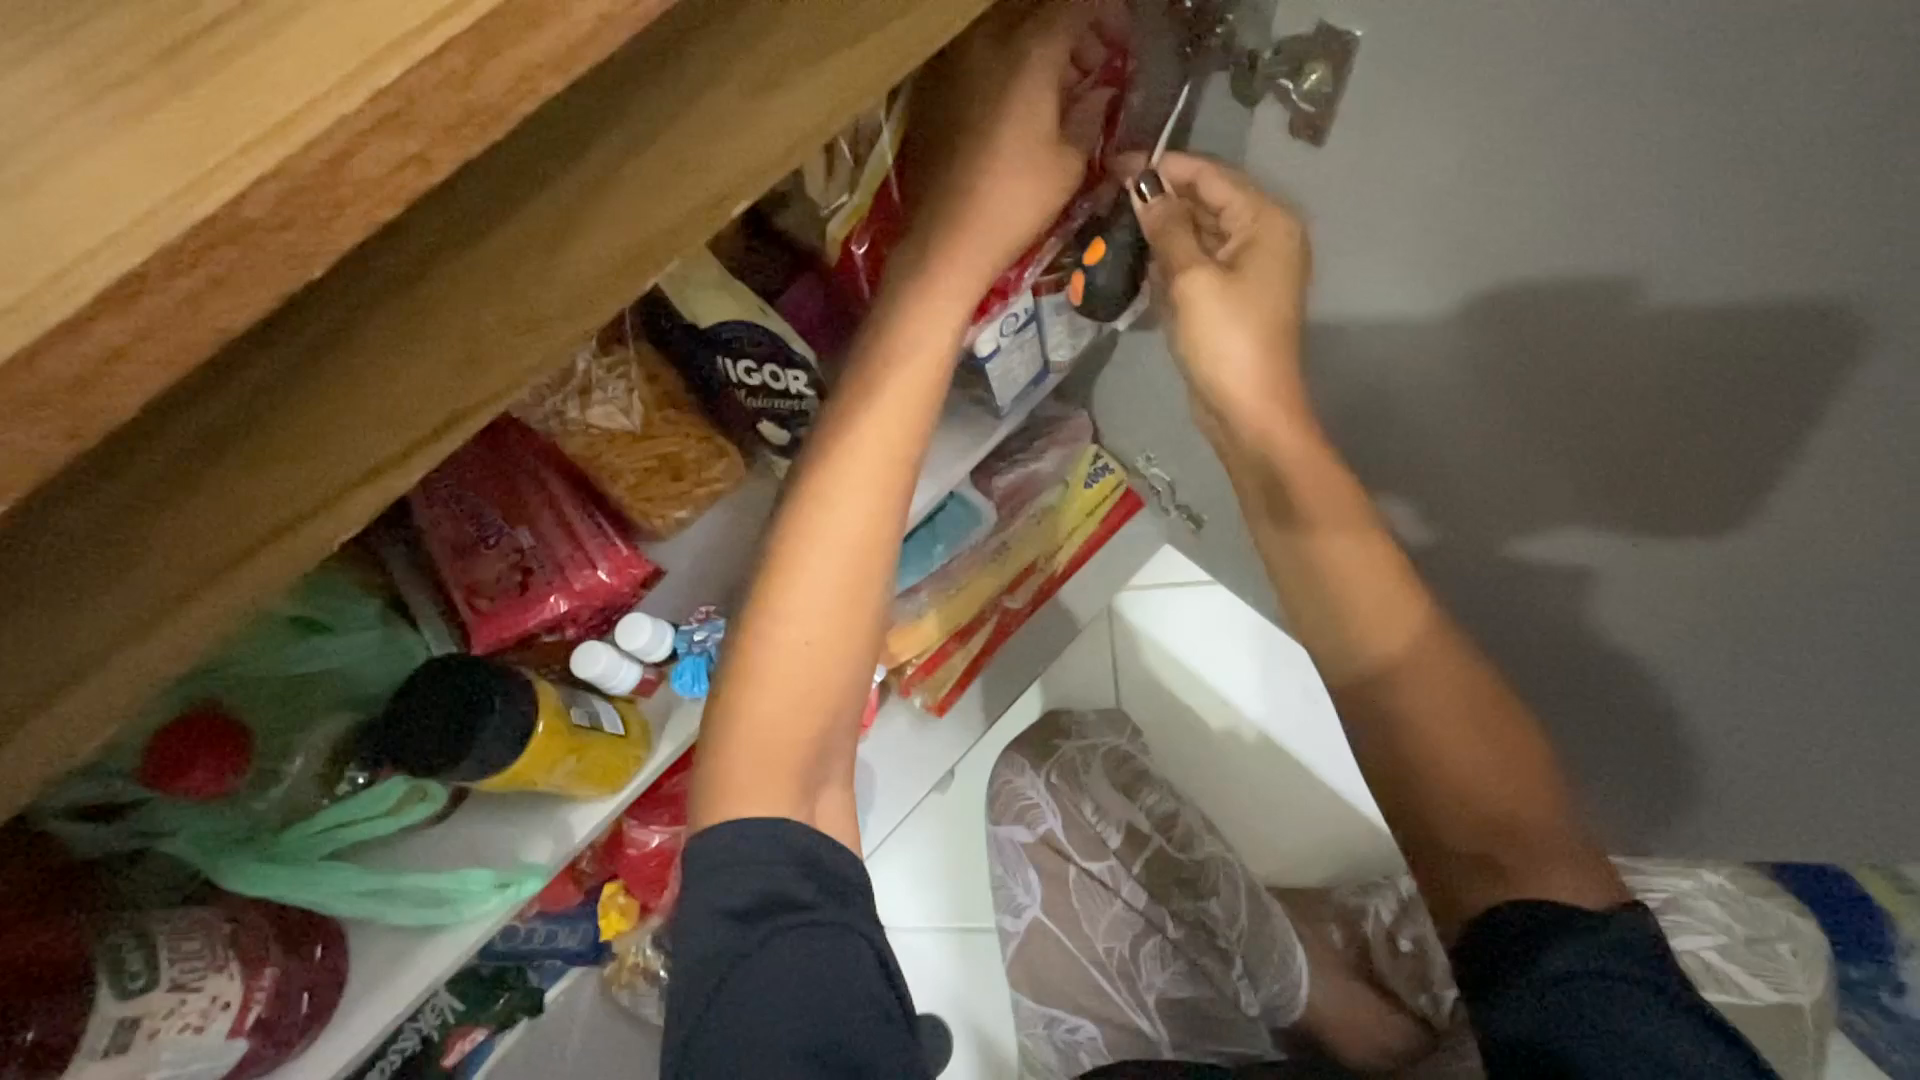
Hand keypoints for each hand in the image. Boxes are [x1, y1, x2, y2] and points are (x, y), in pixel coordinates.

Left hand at [897, 0, 1120, 295]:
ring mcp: (954, 60)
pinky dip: (1006, 62)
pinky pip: (978, 52)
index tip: (1121, 44)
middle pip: (1038, 8)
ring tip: (1058, 87)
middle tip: (1092, 65)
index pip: (1077, 4)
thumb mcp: (1069, 162)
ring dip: (1037, 43)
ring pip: (1005, 26)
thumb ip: (1091, 113)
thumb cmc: (1015, 203)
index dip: (1107, 15)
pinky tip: (1019, 102)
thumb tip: (1101, 92)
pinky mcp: (934, 87)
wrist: (944, 239)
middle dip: (1072, 27)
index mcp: (1029, 50)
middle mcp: (987, 39)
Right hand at [1129, 151, 1314, 440]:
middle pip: (1206, 204)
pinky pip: (1197, 267)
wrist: (1248, 410)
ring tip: (1113, 225)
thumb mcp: (1191, 278)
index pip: (1211, 176)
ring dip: (1160, 232)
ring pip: (1198, 237)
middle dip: (1160, 200)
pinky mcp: (1230, 300)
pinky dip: (1170, 263)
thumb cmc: (1225, 339)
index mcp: (1265, 221)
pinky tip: (1136, 261)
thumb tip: (1144, 188)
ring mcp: (1248, 272)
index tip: (1118, 164)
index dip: (1165, 167)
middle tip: (1108, 195)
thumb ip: (1168, 227)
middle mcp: (1262, 238)